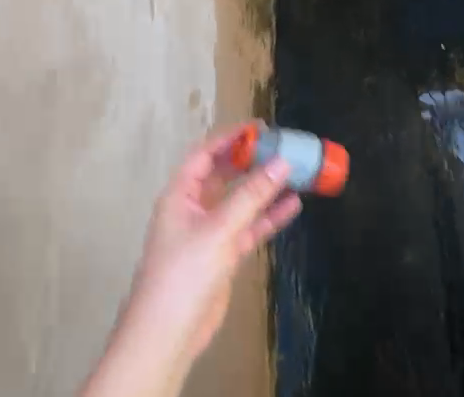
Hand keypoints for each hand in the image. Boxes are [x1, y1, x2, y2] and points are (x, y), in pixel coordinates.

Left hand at [82, 123, 302, 396]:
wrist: (167, 334)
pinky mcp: (223, 254)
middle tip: (284, 147)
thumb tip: (283, 162)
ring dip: (266, 187)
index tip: (262, 127)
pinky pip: (250, 226)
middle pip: (225, 174)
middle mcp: (194, 208)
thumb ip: (252, 196)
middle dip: (253, 160)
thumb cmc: (183, 274)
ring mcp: (209, 232)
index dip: (231, 138)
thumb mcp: (219, 230)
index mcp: (180, 195)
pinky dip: (270, 215)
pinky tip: (294, 204)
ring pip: (241, 200)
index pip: (205, 154)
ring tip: (297, 171)